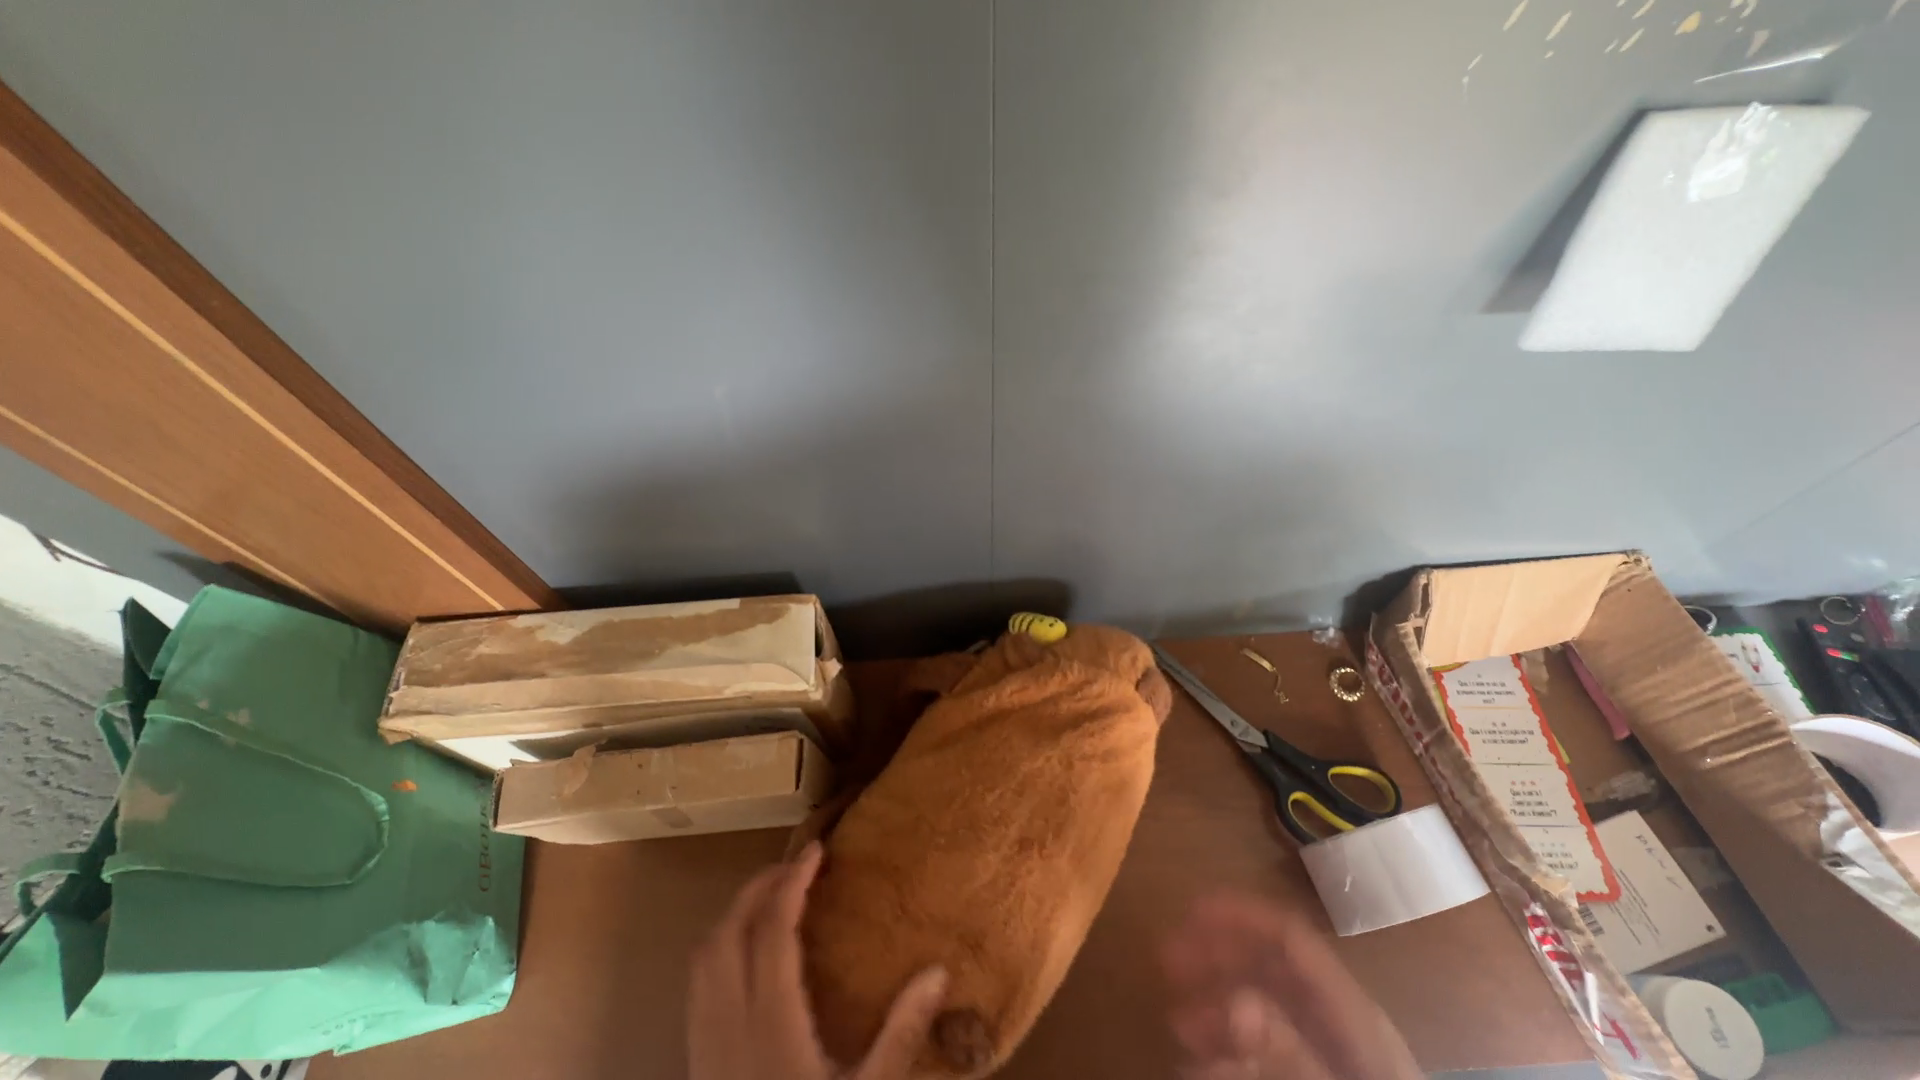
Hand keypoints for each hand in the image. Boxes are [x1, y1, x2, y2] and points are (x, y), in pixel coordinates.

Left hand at [688, 842, 950, 1079]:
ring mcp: (703, 1039)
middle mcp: (728, 1020)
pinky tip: (746, 955)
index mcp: (771, 1022)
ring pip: (704, 953)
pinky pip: (697, 980)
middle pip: (728, 930)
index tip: (817, 852)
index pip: (773, 931)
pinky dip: (720, 945)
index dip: (792, 884)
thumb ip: (900, 1032)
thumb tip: (938, 972)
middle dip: (758, 887)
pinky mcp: (695, 1056)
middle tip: (796, 867)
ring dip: (735, 914)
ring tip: (772, 899)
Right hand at [1162, 892, 1421, 1079]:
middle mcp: (1342, 1020)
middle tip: (1167, 961)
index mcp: (1353, 1011)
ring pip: (1267, 1007)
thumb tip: (1234, 1001)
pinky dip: (1234, 1046)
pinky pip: (1272, 1046)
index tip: (1189, 909)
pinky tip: (1205, 1061)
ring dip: (1218, 1005)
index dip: (1240, 914)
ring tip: (1178, 1022)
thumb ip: (1288, 1051)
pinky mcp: (1323, 1071)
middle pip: (1271, 966)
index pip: (1290, 937)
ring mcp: (1334, 1049)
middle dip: (1216, 956)